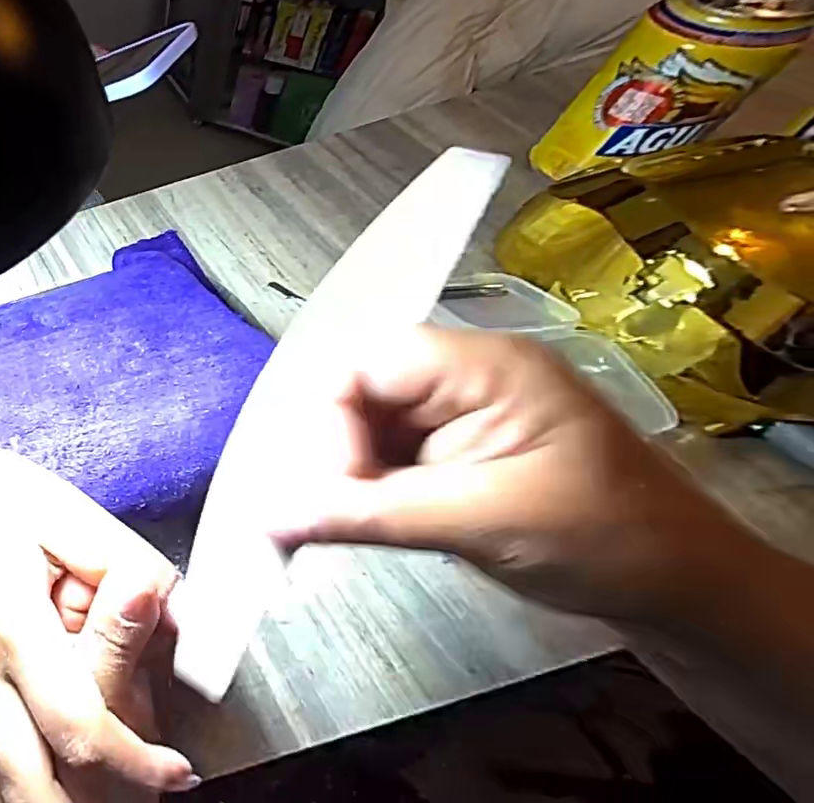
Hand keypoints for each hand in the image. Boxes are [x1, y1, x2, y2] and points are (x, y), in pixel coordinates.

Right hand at [0, 440, 195, 800]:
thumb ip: (125, 564)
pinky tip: (29, 787)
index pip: (78, 726)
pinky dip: (2, 788)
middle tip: (140, 792)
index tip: (173, 768)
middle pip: (26, 782)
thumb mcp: (64, 513)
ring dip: (41, 802)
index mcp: (13, 620)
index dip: (136, 762)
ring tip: (89, 795)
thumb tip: (175, 608)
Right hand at [271, 327, 760, 624]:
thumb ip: (366, 514)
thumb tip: (270, 521)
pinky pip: (376, 441)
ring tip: (352, 512)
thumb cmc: (609, 544)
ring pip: (358, 418)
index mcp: (481, 365)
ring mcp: (452, 402)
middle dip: (337, 446)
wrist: (690, 594)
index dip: (334, 420)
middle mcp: (458, 371)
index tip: (339, 485)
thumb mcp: (479, 524)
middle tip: (334, 503)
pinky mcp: (445, 434)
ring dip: (346, 466)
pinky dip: (362, 477)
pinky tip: (369, 508)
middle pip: (355, 390)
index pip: (365, 367)